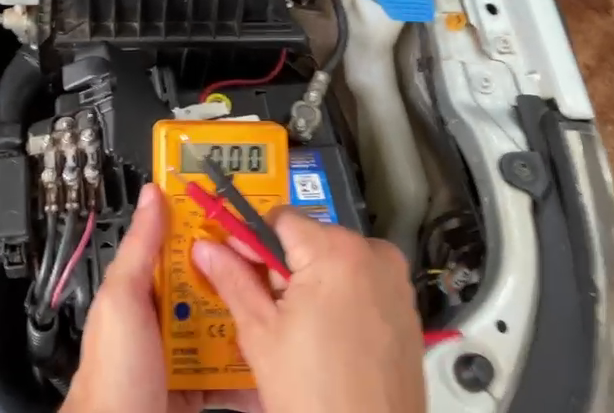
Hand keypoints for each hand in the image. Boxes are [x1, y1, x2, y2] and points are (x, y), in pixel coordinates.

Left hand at [63, 185, 260, 412]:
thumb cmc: (110, 376)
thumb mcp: (123, 300)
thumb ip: (140, 248)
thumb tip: (153, 194)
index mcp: (141, 290)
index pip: (178, 247)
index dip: (207, 231)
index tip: (241, 218)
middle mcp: (162, 318)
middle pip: (208, 287)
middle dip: (237, 279)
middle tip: (272, 270)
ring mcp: (180, 354)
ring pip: (223, 328)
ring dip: (248, 324)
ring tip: (280, 312)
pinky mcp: (197, 389)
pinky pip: (228, 374)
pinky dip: (249, 372)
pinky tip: (271, 365)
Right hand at [191, 207, 425, 412]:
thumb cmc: (314, 396)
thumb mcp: (261, 334)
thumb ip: (233, 280)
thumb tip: (205, 246)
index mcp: (335, 251)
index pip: (280, 218)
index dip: (252, 240)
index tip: (236, 266)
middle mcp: (372, 254)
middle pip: (309, 238)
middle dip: (282, 266)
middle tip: (266, 310)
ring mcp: (395, 282)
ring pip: (335, 261)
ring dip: (310, 282)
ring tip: (295, 330)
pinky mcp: (408, 309)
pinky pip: (361, 283)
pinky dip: (339, 298)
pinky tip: (327, 340)